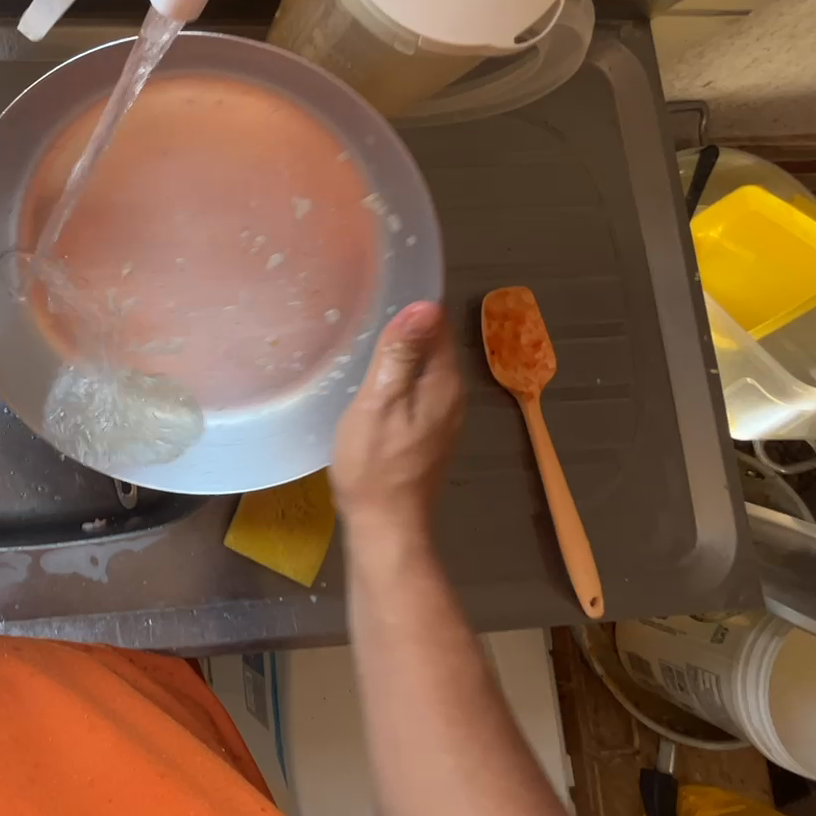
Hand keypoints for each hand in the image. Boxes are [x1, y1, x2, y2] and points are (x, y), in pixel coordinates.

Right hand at [330, 301, 464, 526]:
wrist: (385, 523)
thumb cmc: (373, 463)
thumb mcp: (378, 403)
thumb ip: (399, 356)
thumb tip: (424, 306)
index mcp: (444, 383)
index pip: (438, 326)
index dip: (413, 307)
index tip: (379, 292)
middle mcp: (452, 396)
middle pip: (432, 347)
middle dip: (405, 328)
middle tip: (362, 311)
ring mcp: (443, 418)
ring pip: (424, 370)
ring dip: (400, 354)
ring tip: (363, 340)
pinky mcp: (428, 433)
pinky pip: (417, 390)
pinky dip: (399, 379)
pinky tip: (372, 382)